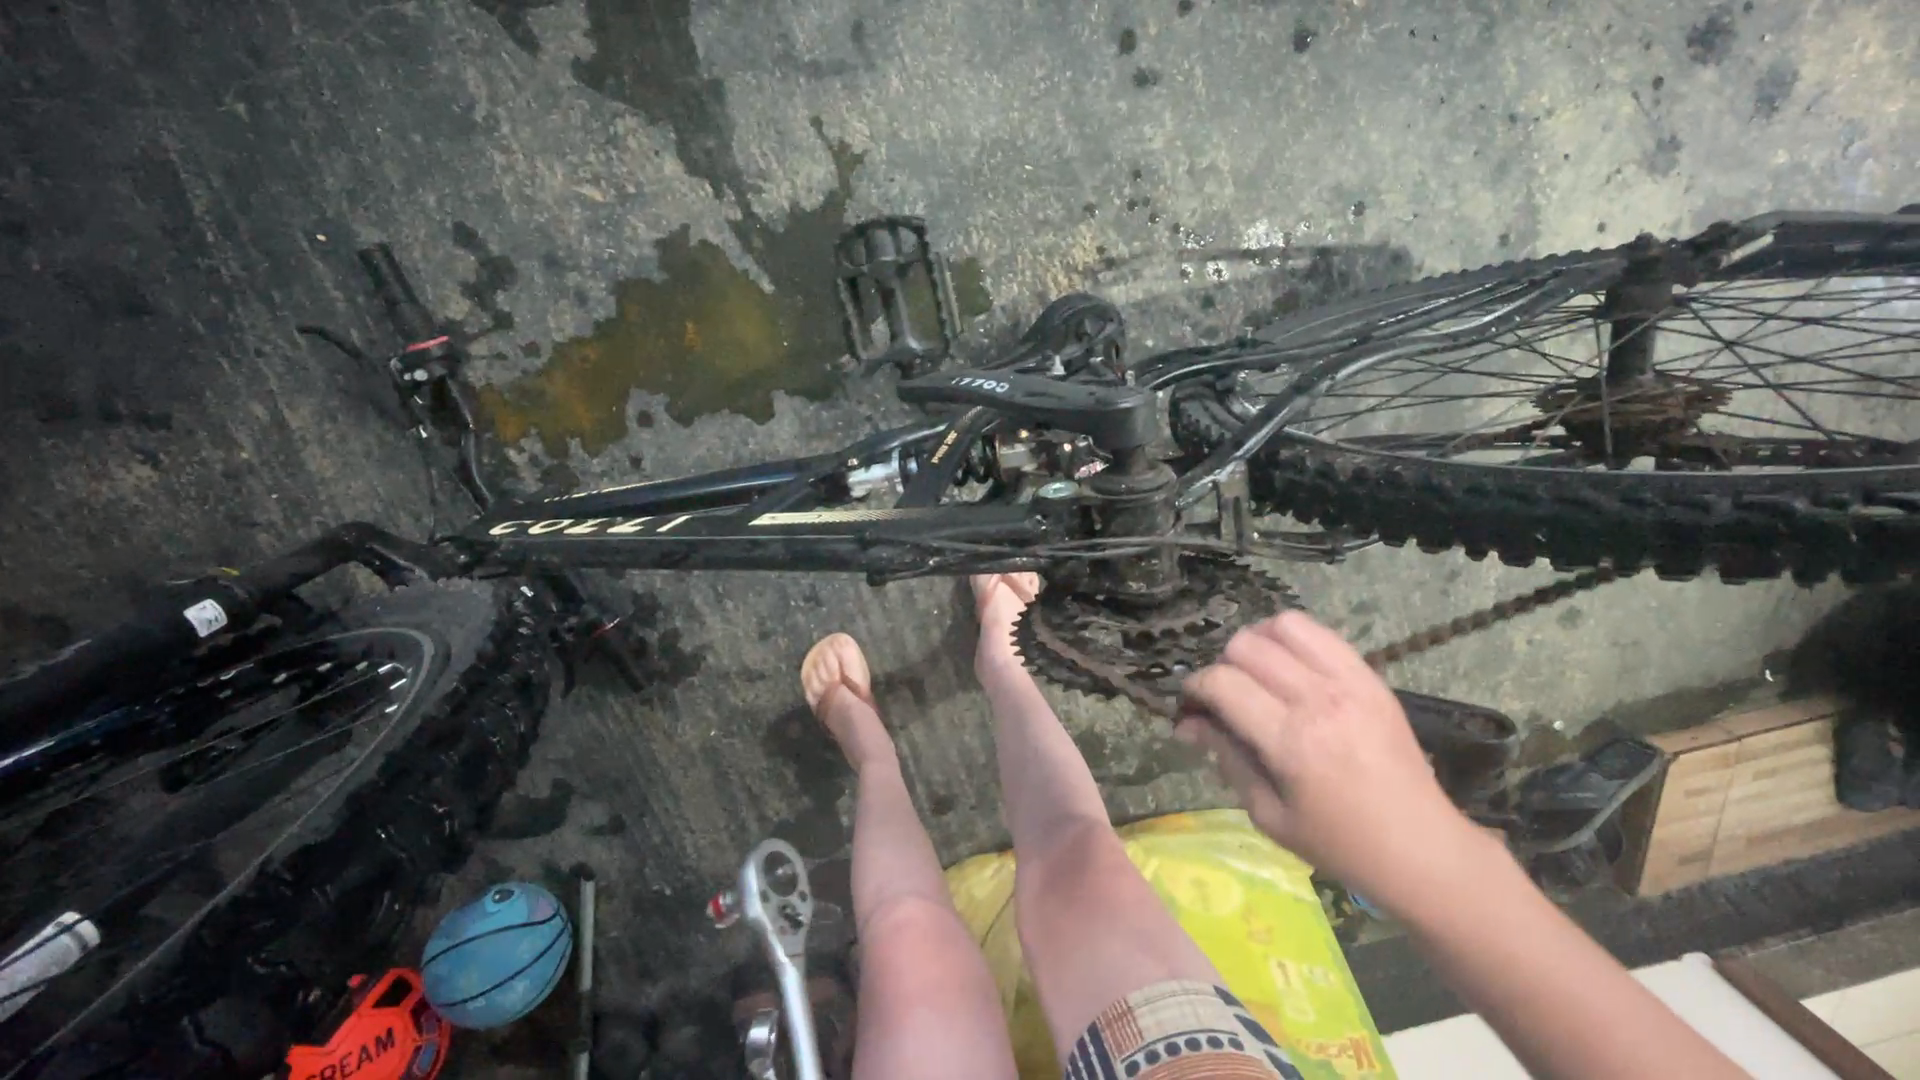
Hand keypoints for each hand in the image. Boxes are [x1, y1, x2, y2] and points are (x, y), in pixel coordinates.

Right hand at [1177, 611, 1486, 910]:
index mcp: (1291, 741)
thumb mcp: (1267, 813)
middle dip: (1222, 666)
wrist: (1421, 848)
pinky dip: (1293, 640)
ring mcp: (1350, 683)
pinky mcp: (1372, 679)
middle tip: (1225, 697)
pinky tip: (1290, 669)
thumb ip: (1227, 757)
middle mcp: (1319, 701)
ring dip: (1258, 643)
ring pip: (1284, 626)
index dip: (1195, 689)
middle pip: (1246, 646)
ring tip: (1257, 674)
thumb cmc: (1338, 843)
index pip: (1223, 684)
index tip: (1190, 707)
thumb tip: (1189, 723)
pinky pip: (1321, 634)